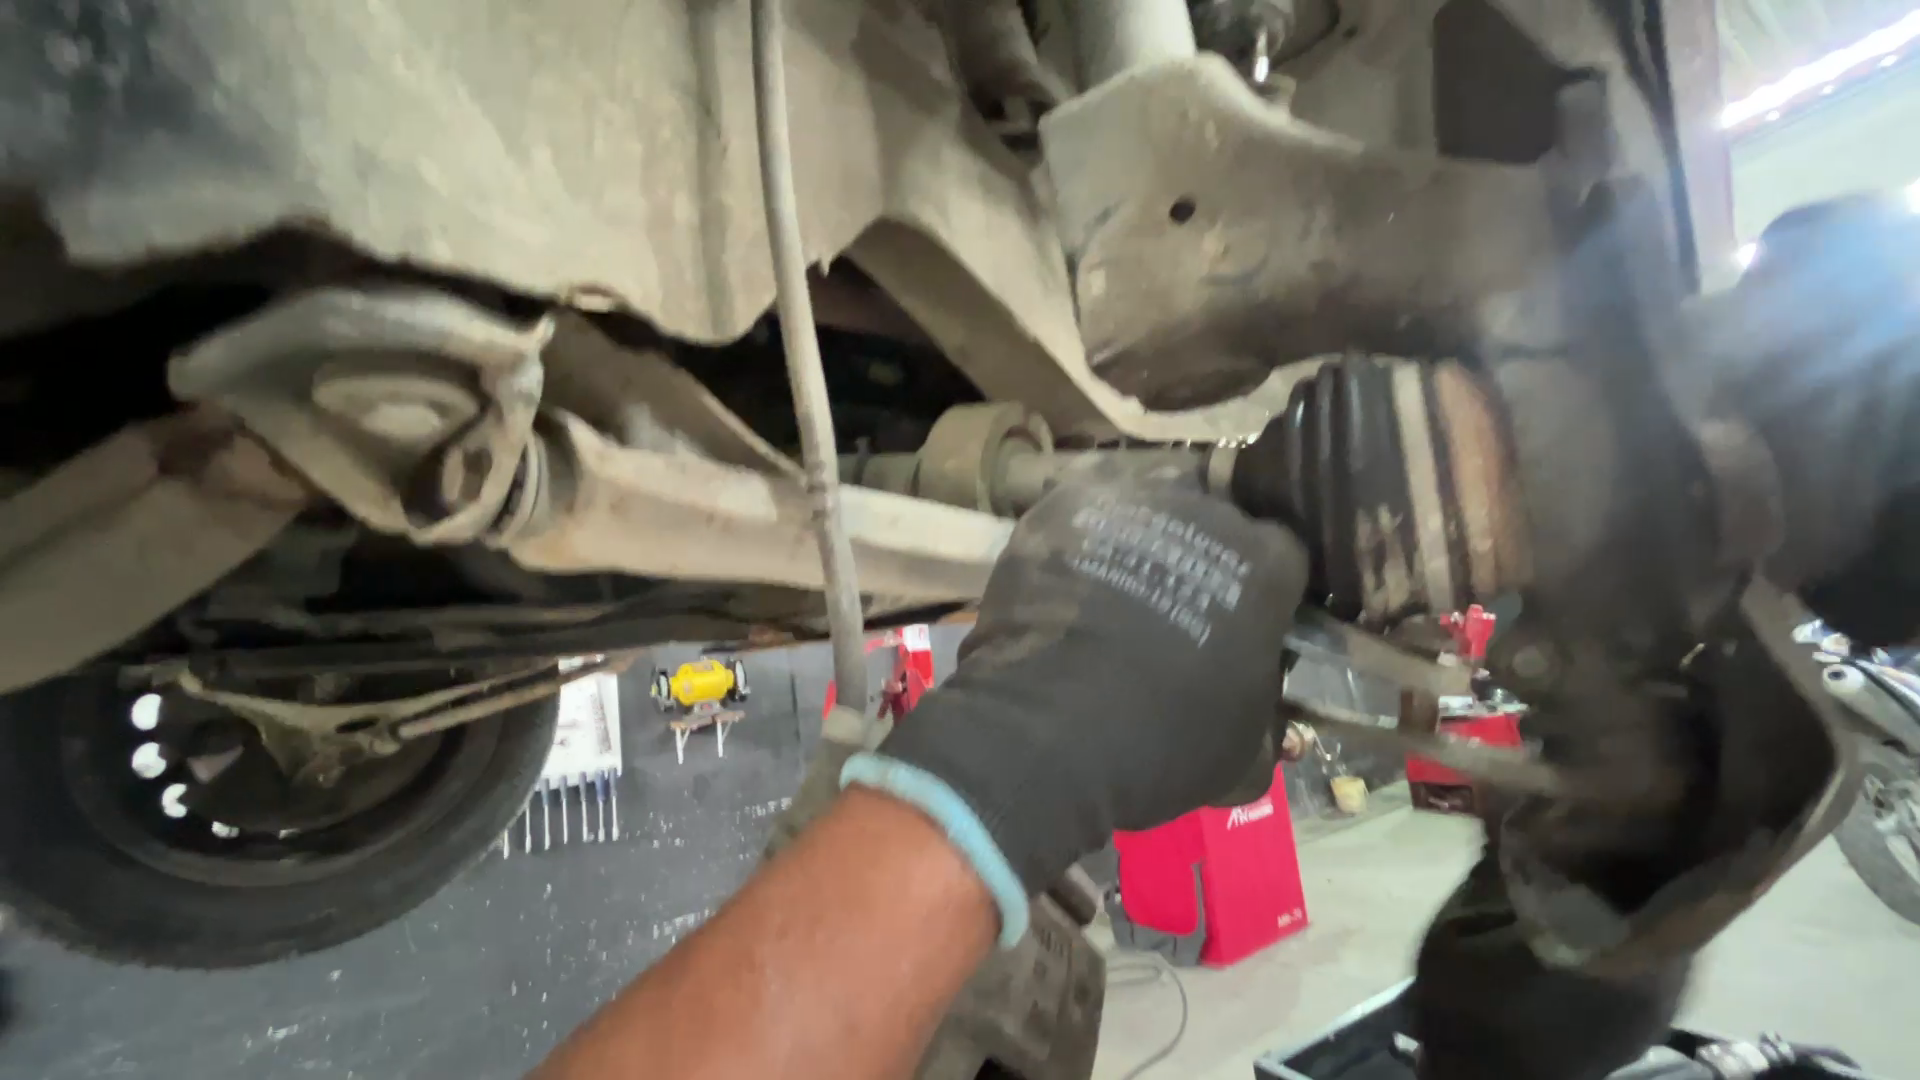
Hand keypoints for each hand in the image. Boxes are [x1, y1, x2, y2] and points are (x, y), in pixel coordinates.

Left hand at [844, 480, 1307, 922]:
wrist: (1053, 727)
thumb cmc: (1165, 741)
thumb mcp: (1244, 751)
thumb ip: (1264, 714)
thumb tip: (1262, 716)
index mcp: (1265, 563)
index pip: (1279, 555)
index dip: (1258, 588)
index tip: (1237, 618)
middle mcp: (1204, 512)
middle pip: (1213, 515)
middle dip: (1200, 548)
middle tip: (1171, 595)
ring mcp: (1128, 500)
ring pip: (1147, 501)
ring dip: (1141, 531)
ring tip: (1114, 580)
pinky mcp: (1061, 506)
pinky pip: (1083, 512)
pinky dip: (1081, 538)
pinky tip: (1066, 575)